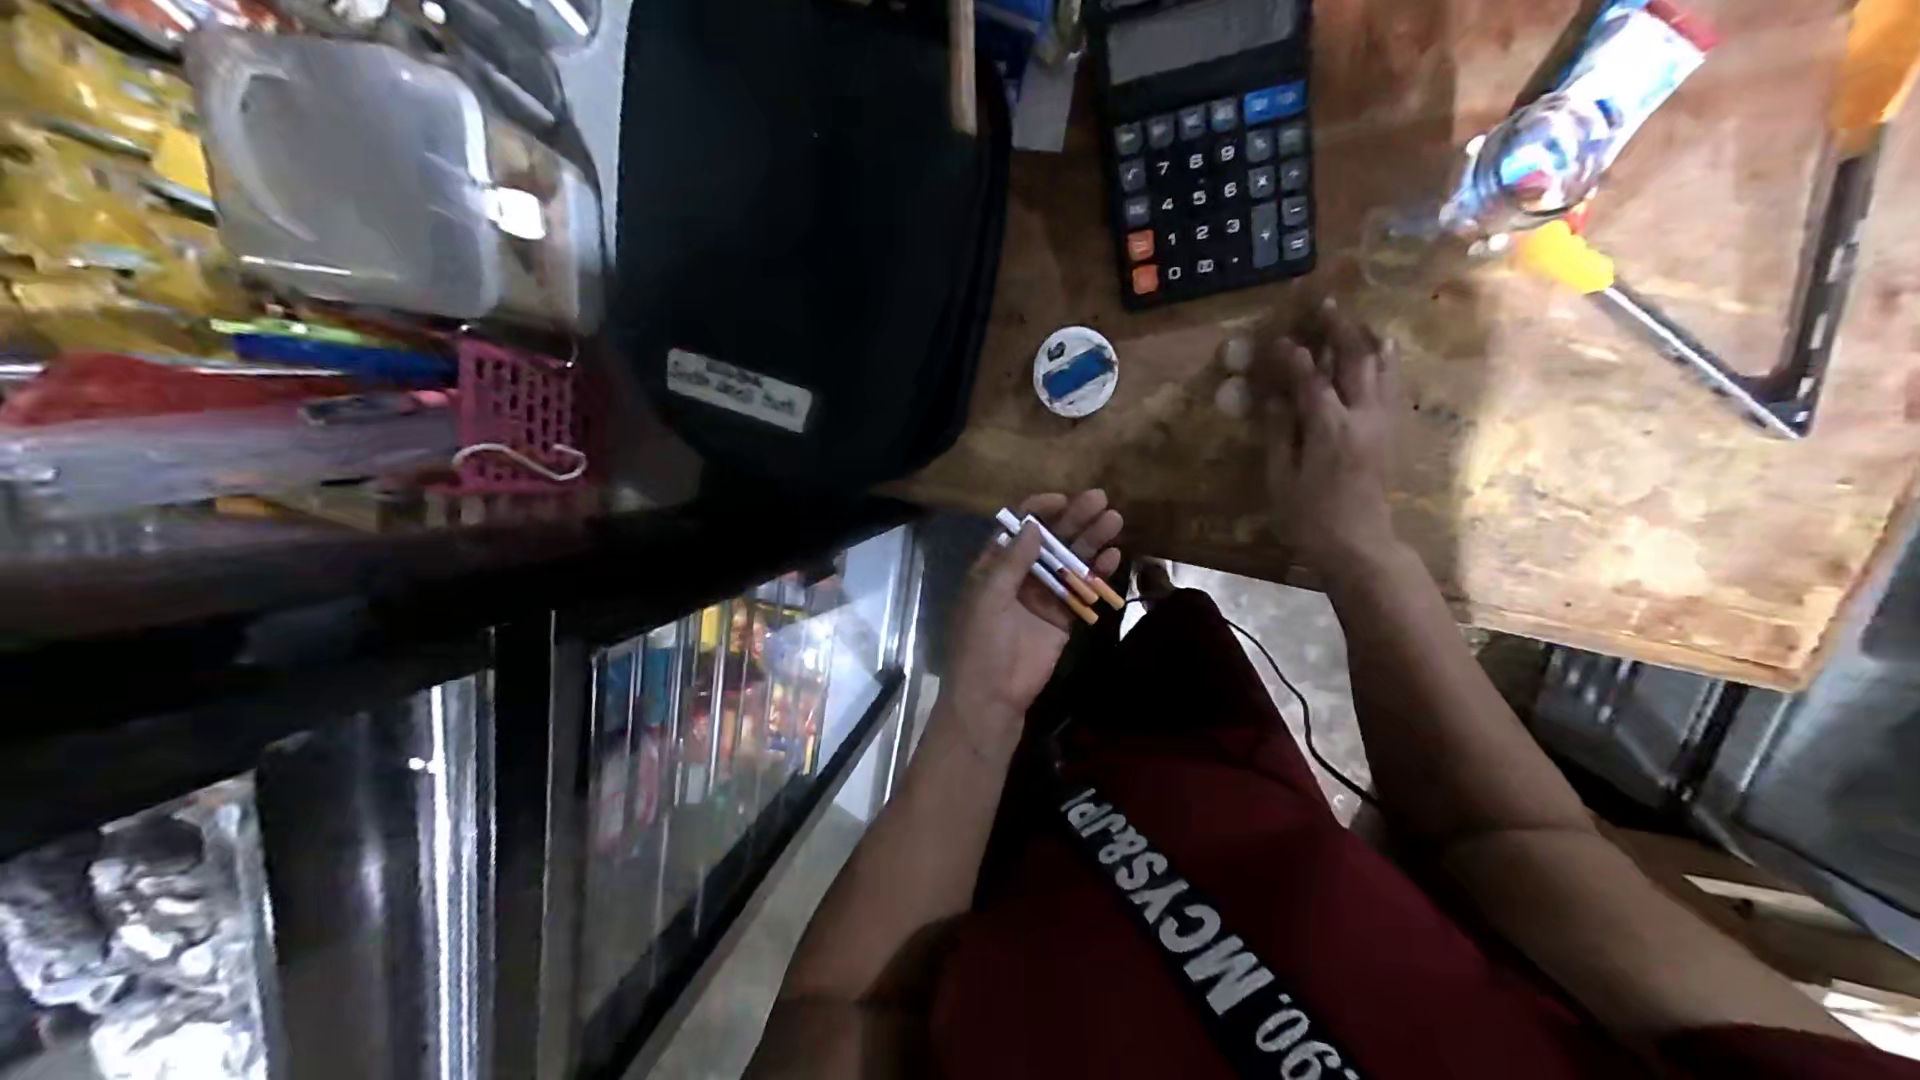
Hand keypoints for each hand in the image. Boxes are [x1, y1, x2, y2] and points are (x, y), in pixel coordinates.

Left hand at [938, 490, 1122, 756]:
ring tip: (1114, 520)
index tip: (1062, 499)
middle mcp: (1020, 575)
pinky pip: (1081, 590)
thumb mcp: (988, 596)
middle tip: (1100, 500)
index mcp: (994, 566)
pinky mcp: (1062, 617)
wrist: (992, 695)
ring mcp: (1042, 596)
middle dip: (1073, 519)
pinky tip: (1113, 556)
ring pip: (1069, 561)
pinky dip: (1096, 574)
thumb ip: (1012, 560)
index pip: (1018, 528)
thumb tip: (1034, 524)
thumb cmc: (980, 642)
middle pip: (1050, 540)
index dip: (1038, 510)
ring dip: (1091, 541)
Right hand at [1258, 299, 1406, 575]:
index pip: (1310, 379)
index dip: (1294, 357)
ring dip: (1367, 338)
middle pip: (1355, 360)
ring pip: (1383, 367)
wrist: (1360, 543)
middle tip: (1325, 305)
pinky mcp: (1396, 432)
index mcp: (1330, 429)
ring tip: (1354, 319)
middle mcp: (1364, 416)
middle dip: (1339, 329)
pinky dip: (1388, 362)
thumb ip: (1279, 433)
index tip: (1279, 339)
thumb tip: (1276, 397)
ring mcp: (1386, 422)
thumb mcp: (1281, 478)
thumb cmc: (1310, 516)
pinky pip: (1396, 385)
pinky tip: (1382, 351)